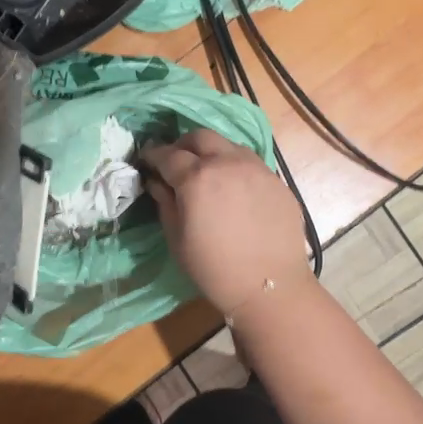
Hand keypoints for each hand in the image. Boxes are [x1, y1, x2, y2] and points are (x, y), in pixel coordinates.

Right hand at [141, 129, 310, 314]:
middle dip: (183, 145)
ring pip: (228, 145)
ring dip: (212, 152)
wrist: (269, 286)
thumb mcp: (177, 239)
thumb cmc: (214, 269)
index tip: (146, 161)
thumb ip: (165, 203)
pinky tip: (234, 189)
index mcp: (197, 178)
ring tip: (207, 173)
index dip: (152, 155)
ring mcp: (256, 168)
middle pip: (200, 137)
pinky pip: (250, 163)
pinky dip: (234, 167)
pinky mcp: (277, 180)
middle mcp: (227, 163)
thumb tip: (156, 182)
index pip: (167, 154)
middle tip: (176, 163)